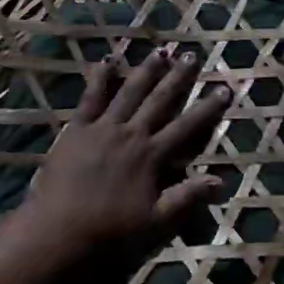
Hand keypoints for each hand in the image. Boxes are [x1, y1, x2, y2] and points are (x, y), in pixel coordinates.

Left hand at [14, 49, 230, 257]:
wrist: (58, 232)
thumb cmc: (110, 232)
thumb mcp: (156, 223)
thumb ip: (187, 198)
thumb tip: (221, 181)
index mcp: (151, 156)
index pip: (187, 127)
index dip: (208, 109)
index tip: (224, 90)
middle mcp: (131, 133)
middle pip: (160, 100)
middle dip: (178, 78)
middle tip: (191, 56)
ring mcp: (102, 128)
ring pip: (129, 92)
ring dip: (146, 70)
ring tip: (160, 51)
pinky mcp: (77, 129)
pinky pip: (91, 98)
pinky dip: (100, 78)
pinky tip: (107, 61)